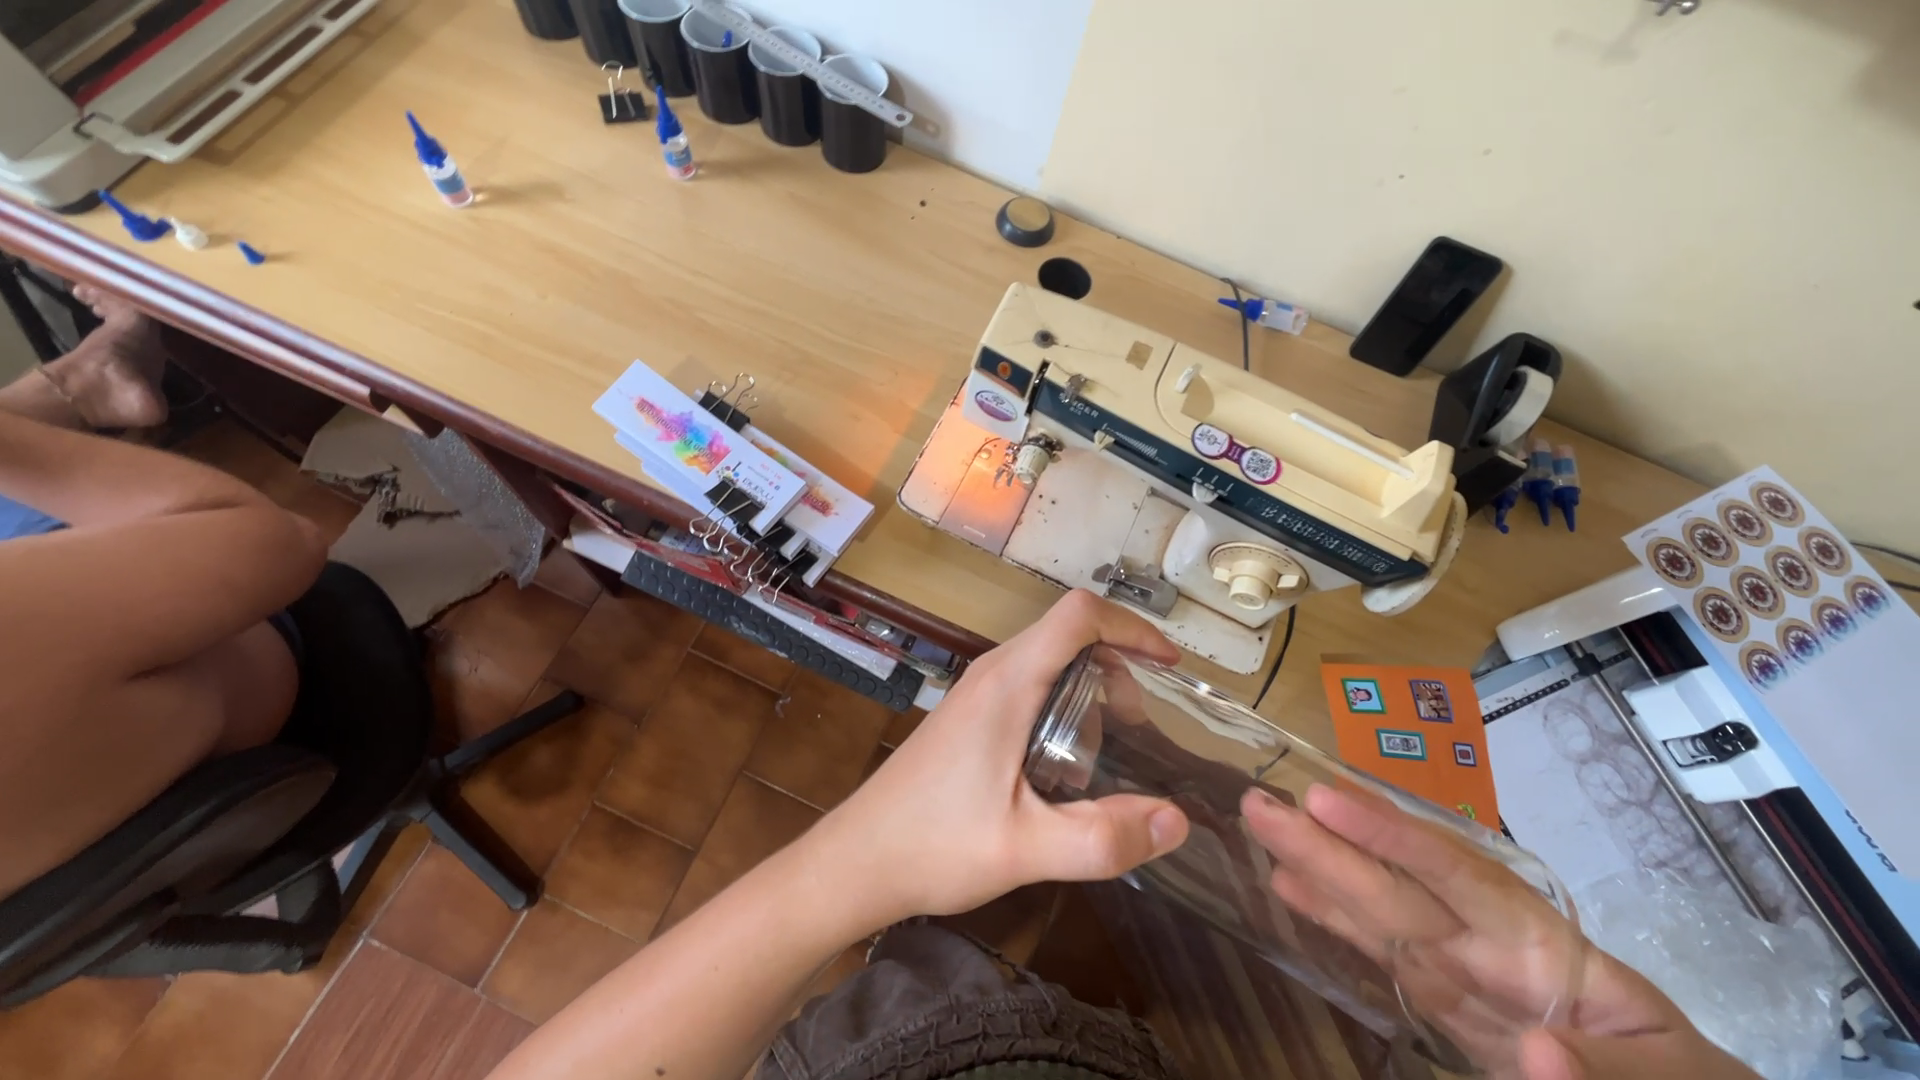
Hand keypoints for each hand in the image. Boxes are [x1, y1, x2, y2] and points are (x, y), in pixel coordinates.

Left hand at [811, 590, 1191, 929]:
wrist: (856, 860)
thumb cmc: (934, 845)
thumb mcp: (1026, 849)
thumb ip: (1103, 839)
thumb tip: (1176, 821)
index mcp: (1007, 683)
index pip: (1078, 616)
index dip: (1131, 627)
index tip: (1170, 666)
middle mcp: (991, 674)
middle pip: (1068, 636)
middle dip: (1119, 668)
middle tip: (1140, 730)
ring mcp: (976, 694)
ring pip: (1049, 663)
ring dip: (1092, 692)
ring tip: (1109, 753)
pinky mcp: (969, 717)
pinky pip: (1029, 688)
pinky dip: (1065, 708)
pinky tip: (1066, 770)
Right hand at [1244, 784, 1757, 1079]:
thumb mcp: (1676, 1078)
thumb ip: (1613, 1071)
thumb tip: (1533, 1048)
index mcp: (1543, 943)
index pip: (1456, 874)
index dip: (1389, 834)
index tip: (1327, 799)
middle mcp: (1487, 943)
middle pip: (1399, 889)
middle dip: (1328, 846)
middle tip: (1258, 804)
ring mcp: (1459, 971)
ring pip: (1377, 912)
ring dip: (1316, 869)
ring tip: (1260, 823)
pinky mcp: (1443, 1004)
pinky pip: (1379, 954)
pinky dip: (1331, 920)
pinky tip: (1287, 887)